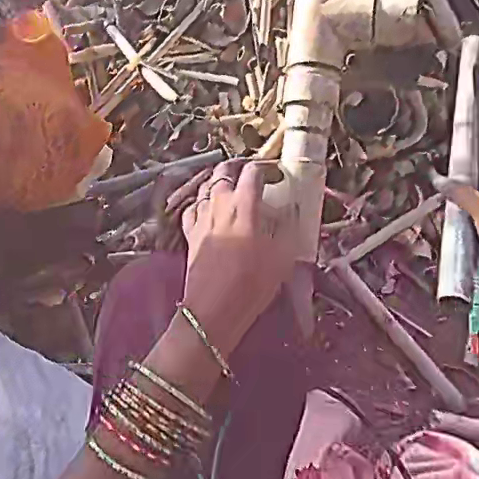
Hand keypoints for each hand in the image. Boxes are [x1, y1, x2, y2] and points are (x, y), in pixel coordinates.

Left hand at [179, 159, 298, 354]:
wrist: (213, 310)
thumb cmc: (251, 284)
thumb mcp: (282, 257)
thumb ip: (287, 228)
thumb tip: (290, 211)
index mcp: (243, 205)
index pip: (253, 171)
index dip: (267, 168)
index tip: (277, 175)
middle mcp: (219, 204)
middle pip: (224, 171)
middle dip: (238, 168)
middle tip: (252, 177)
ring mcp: (200, 217)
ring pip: (206, 186)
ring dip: (219, 182)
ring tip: (232, 189)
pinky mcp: (189, 233)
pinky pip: (193, 207)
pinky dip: (202, 202)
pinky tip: (209, 209)